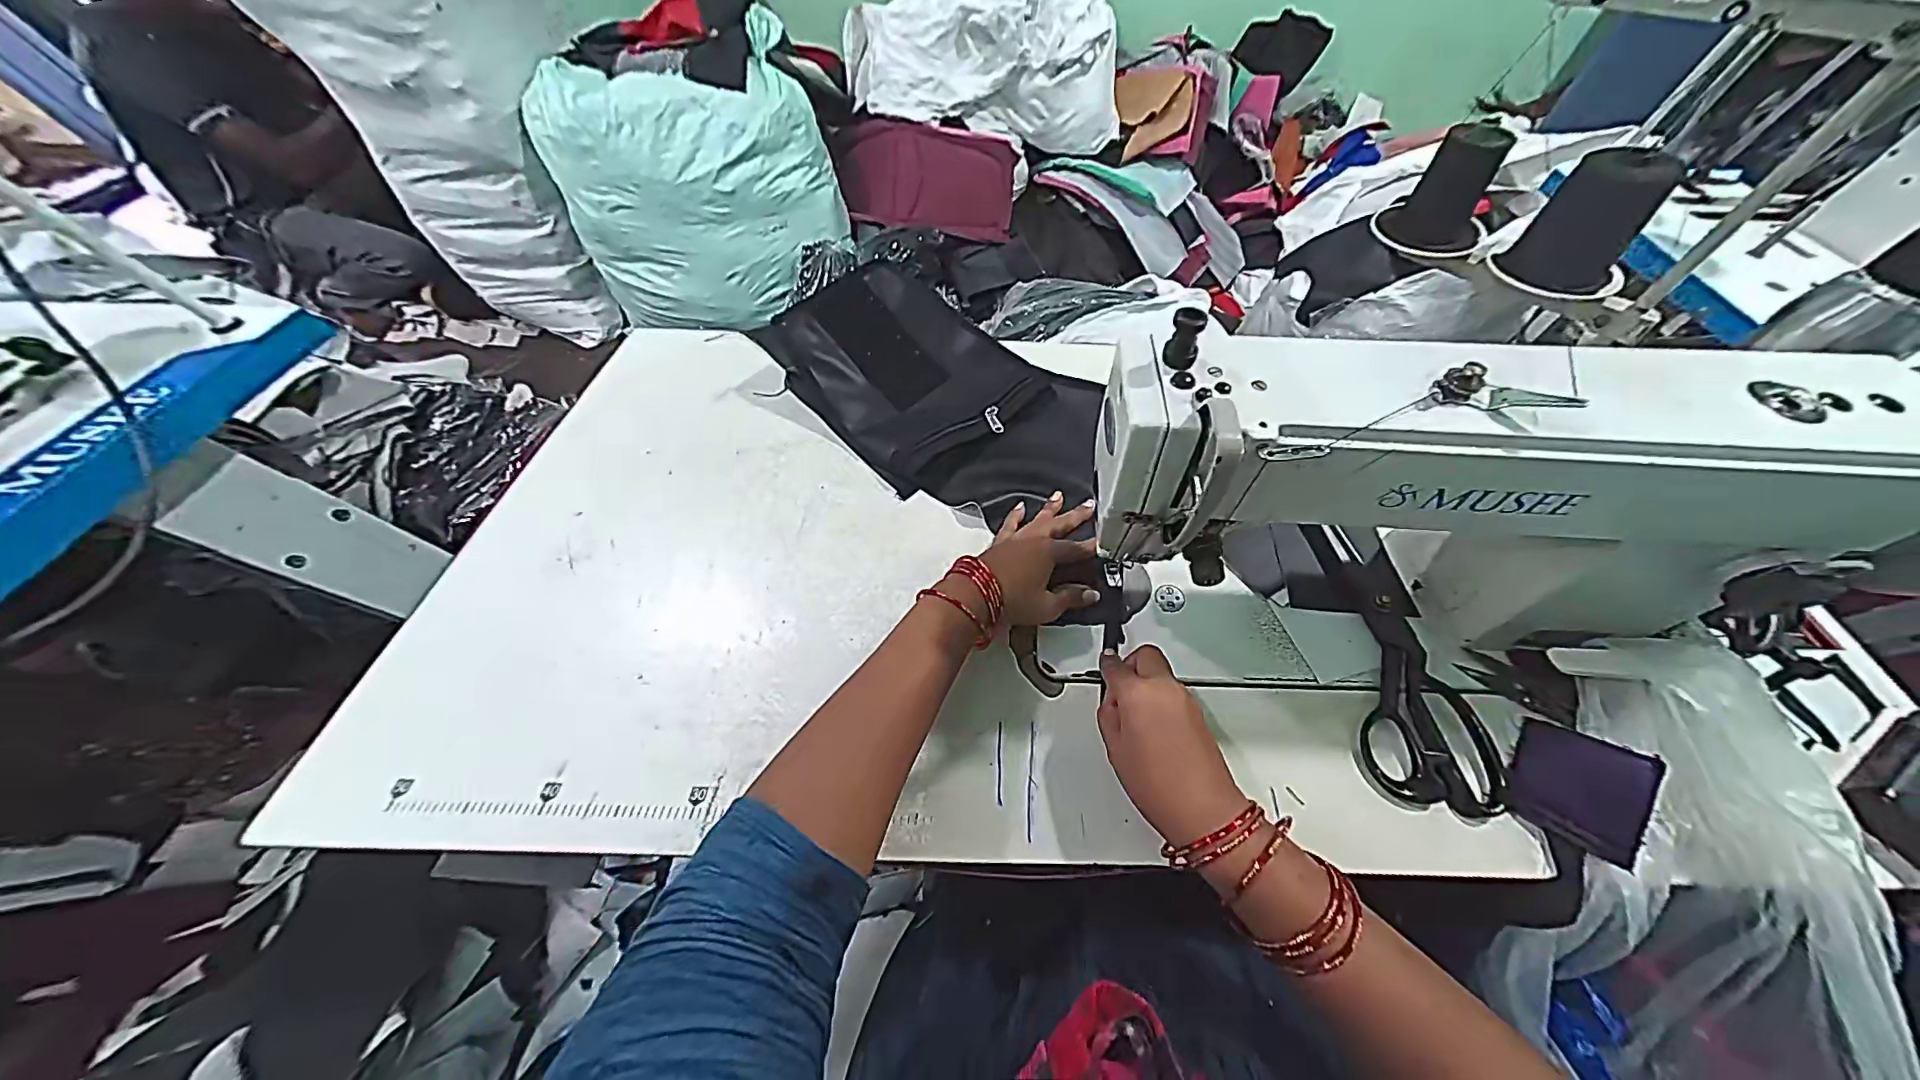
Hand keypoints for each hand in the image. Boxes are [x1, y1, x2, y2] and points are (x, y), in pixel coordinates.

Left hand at [976, 492, 1100, 626]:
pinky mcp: (999, 543)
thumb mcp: (1047, 606)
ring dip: (1049, 508)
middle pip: (1060, 524)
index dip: (1090, 548)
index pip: (1076, 549)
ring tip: (1058, 497)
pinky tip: (1019, 508)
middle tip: (1088, 506)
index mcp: (1049, 553)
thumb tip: (1088, 595)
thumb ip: (1071, 598)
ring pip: (1037, 518)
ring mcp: (1015, 539)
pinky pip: (1010, 524)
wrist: (976, 595)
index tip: (1100, 545)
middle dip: (1076, 515)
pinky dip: (1015, 515)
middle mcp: (1033, 540)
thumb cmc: (1010, 600)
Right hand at [1097, 645, 1249, 846]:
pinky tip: (1153, 726)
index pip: (1115, 665)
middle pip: (1146, 655)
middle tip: (1119, 684)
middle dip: (1130, 664)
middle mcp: (1165, 689)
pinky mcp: (1198, 712)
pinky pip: (1174, 693)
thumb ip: (1109, 715)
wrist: (1202, 808)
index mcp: (1138, 693)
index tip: (1104, 667)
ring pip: (1161, 673)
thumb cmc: (1161, 785)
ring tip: (1135, 715)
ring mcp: (1186, 699)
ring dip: (1147, 683)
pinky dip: (1161, 699)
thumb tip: (1111, 702)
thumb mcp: (1115, 748)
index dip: (1106, 666)